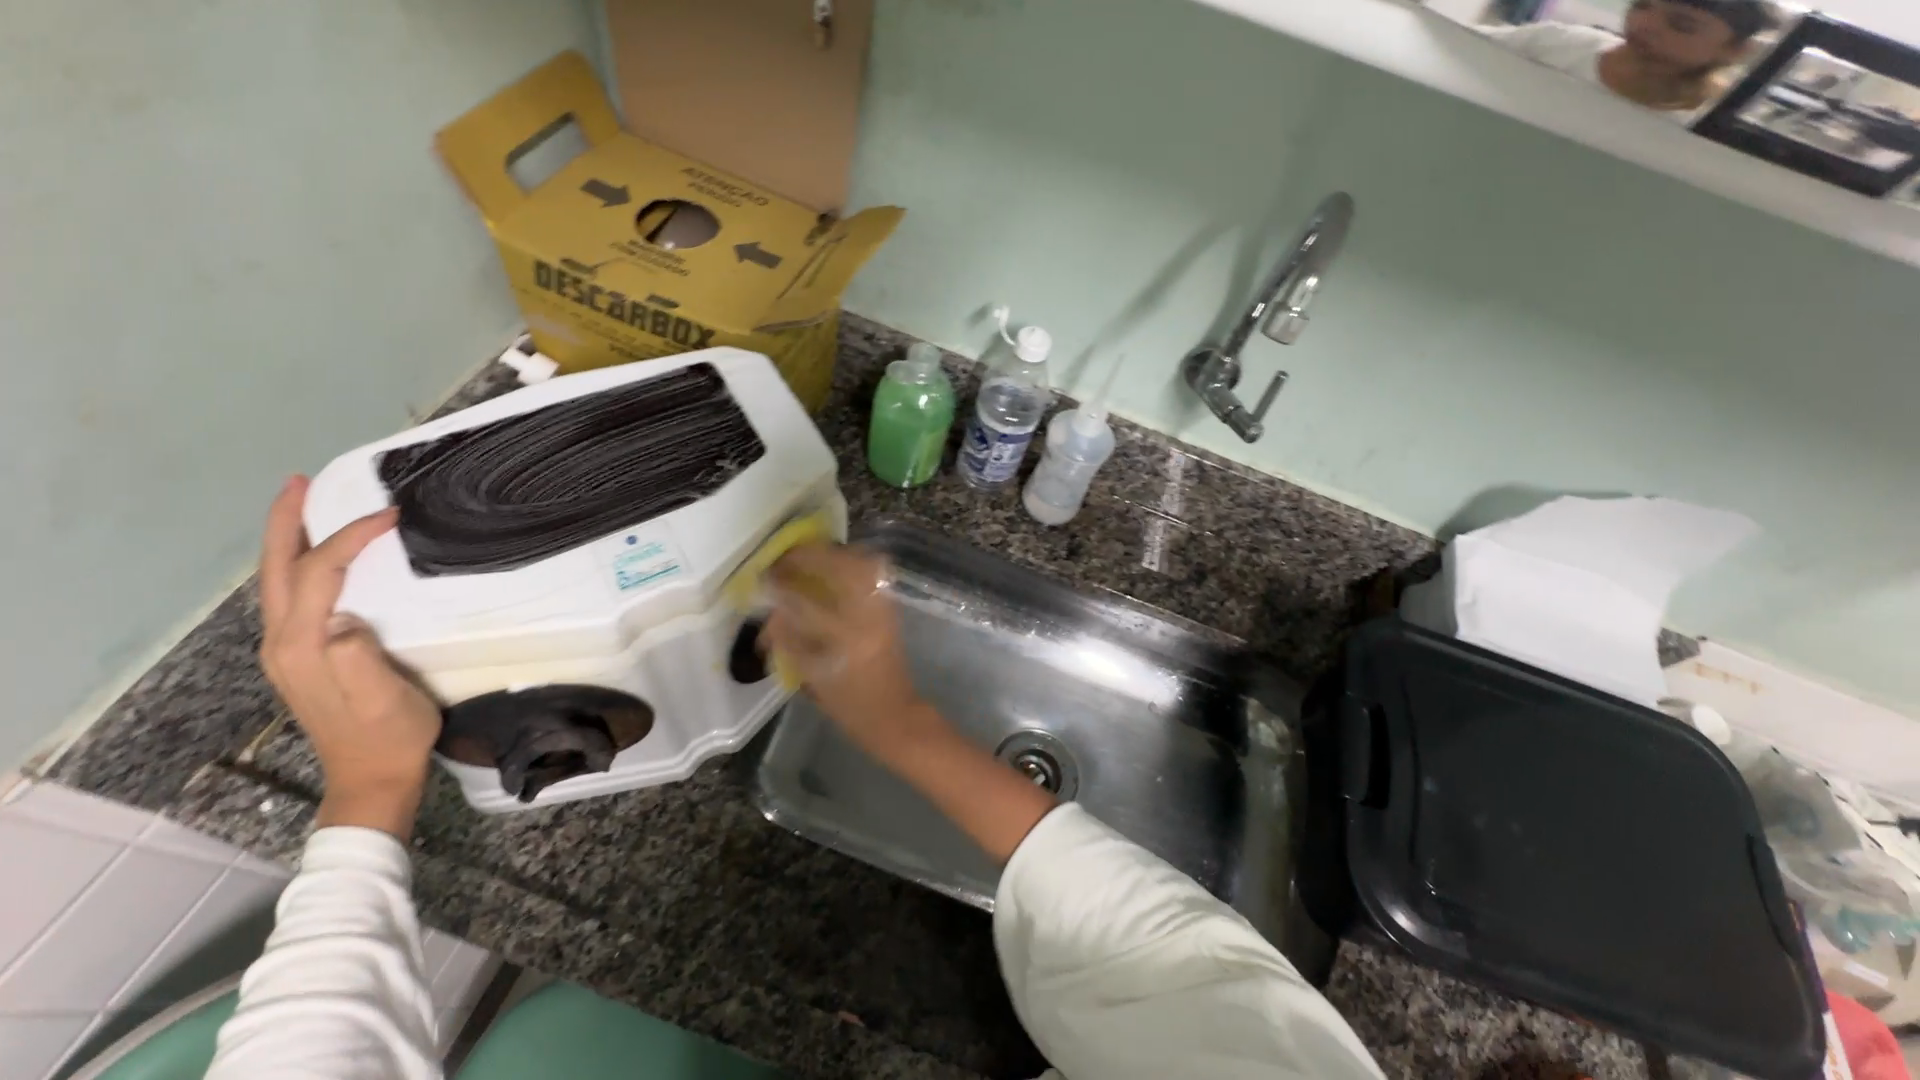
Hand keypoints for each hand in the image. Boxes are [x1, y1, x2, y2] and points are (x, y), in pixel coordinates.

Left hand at [259, 476, 441, 839]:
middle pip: (277, 569)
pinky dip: (300, 564)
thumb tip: (344, 618)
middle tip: (302, 481)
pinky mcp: (299, 657)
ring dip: (289, 539)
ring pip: (278, 581)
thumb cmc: (390, 736)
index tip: (390, 516)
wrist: (371, 779)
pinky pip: (290, 596)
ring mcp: (286, 651)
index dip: (351, 538)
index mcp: (304, 646)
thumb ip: (359, 659)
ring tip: (307, 506)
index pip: (320, 573)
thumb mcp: (385, 700)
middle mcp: (283, 642)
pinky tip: (319, 559)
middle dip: (287, 522)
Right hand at [763, 543, 1054, 862]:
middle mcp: (867, 619)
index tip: (765, 580)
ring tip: (809, 558)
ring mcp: (884, 610)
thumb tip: (772, 611)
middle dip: (809, 557)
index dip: (782, 588)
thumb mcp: (811, 679)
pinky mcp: (892, 609)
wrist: (895, 717)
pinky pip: (874, 575)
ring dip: (833, 555)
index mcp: (844, 641)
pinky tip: (834, 568)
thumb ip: (790, 641)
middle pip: (839, 570)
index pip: (806, 603)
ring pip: (862, 564)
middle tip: (787, 559)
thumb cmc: (850, 707)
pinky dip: (852, 563)